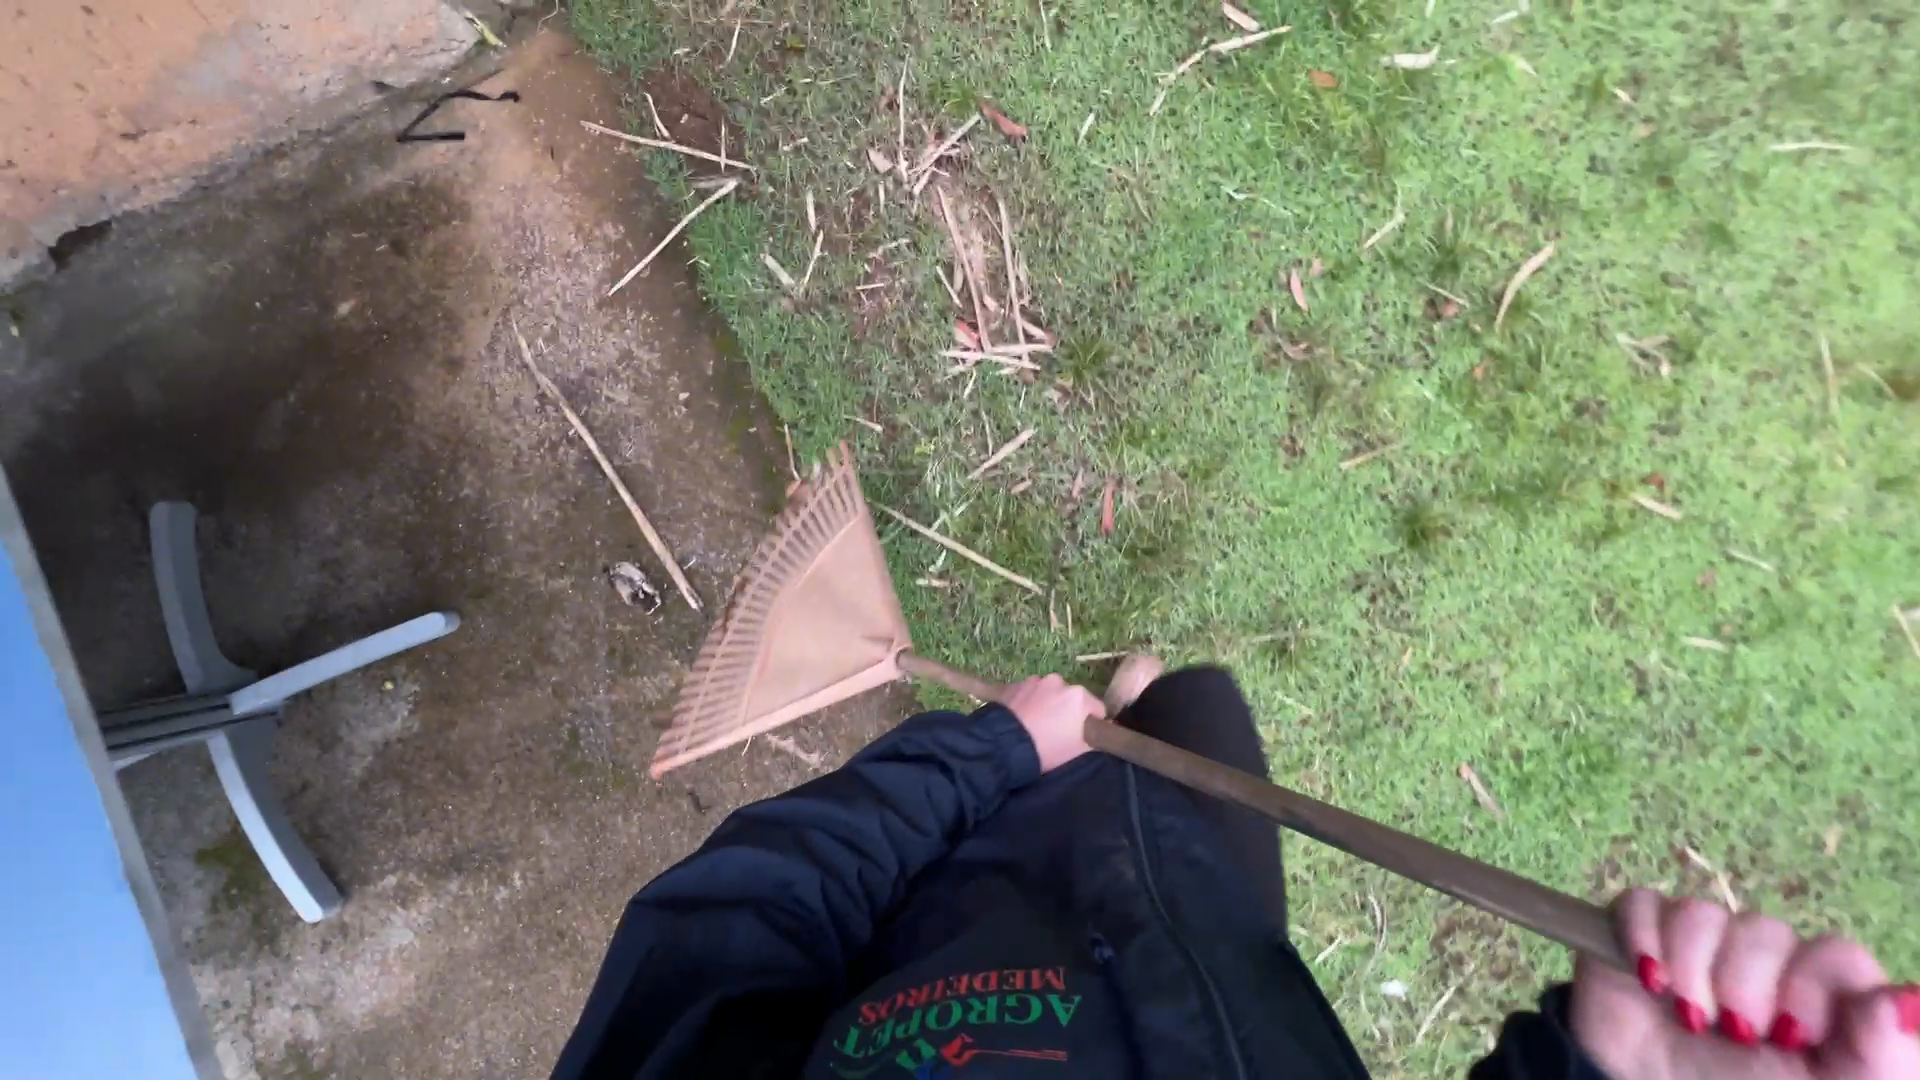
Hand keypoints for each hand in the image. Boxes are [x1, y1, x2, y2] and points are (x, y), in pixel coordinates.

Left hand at [1001, 673, 1104, 772]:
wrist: (1004, 745)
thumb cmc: (1048, 748)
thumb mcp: (1078, 751)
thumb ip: (1094, 740)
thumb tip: (1097, 735)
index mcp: (1078, 696)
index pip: (1097, 709)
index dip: (1094, 723)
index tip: (1086, 736)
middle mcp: (1058, 682)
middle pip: (1071, 698)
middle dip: (1068, 711)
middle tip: (1058, 731)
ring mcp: (1034, 681)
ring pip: (1049, 694)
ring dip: (1048, 704)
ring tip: (1037, 724)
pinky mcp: (1014, 685)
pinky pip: (1029, 694)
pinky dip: (1030, 702)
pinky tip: (1023, 718)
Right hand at [1571, 889, 1917, 1079]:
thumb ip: (1878, 1056)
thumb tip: (1912, 1000)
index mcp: (1822, 997)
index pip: (1838, 956)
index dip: (1814, 988)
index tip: (1793, 1035)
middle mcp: (1766, 959)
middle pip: (1765, 931)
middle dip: (1742, 984)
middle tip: (1732, 1030)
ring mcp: (1698, 935)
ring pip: (1702, 915)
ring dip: (1689, 969)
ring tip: (1683, 1013)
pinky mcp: (1638, 920)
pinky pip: (1644, 903)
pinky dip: (1643, 938)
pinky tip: (1645, 977)